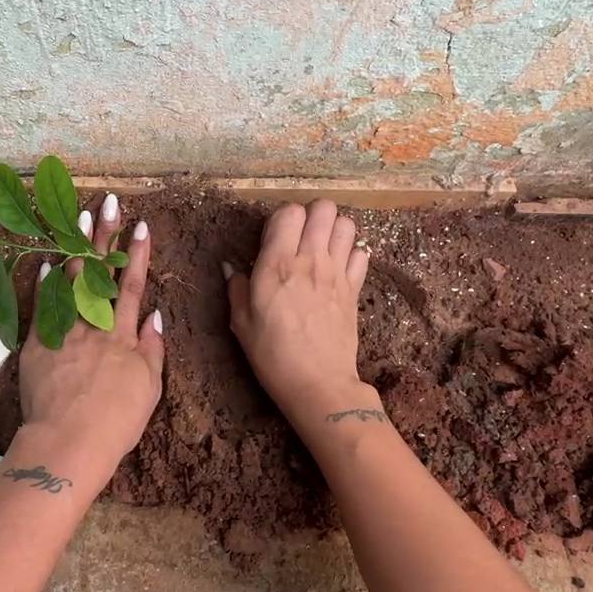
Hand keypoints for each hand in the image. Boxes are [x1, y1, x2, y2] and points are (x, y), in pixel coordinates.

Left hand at [17, 193, 165, 475]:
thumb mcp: (149, 388)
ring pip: (69, 283)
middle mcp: (93, 326)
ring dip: (74, 248)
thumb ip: (152, 348)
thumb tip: (154, 315)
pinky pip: (41, 308)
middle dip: (105, 236)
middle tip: (108, 203)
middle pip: (100, 274)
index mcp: (122, 336)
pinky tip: (46, 261)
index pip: (132, 286)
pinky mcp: (37, 345)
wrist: (69, 440)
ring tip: (77, 217)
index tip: (142, 225)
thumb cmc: (116, 422)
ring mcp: (63, 332)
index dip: (137, 254)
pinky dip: (44, 284)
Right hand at [226, 200, 373, 424]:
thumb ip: (236, 288)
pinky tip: (338, 268)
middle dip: (311, 215)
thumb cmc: (272, 354)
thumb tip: (230, 267)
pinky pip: (362, 253)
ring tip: (320, 247)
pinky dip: (351, 253)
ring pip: (347, 225)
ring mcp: (337, 273)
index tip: (272, 239)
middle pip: (323, 208)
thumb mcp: (241, 322)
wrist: (317, 382)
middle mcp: (310, 260)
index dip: (280, 219)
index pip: (289, 212)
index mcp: (277, 264)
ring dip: (333, 229)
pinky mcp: (354, 289)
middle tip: (300, 237)